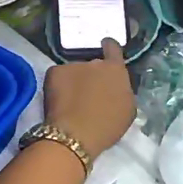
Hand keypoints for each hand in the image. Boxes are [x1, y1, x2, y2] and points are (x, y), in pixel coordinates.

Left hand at [43, 39, 134, 156]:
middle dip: (91, 75)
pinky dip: (58, 86)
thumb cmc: (107, 127)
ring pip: (74, 72)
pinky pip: (58, 77)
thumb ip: (123, 91)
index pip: (114, 48)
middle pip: (93, 65)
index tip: (106, 50)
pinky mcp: (54, 72)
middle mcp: (95, 63)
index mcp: (116, 70)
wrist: (75, 135)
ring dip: (74, 82)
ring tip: (71, 102)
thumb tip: (116, 86)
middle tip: (88, 94)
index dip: (110, 48)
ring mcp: (72, 65)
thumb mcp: (127, 109)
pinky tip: (59, 102)